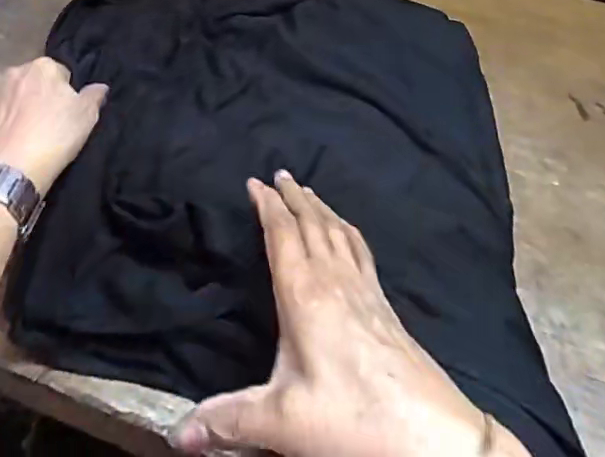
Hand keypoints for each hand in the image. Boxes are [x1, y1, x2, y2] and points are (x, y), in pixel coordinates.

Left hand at [0, 57, 105, 193]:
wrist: (10, 170)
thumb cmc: (55, 136)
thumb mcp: (87, 115)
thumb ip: (95, 95)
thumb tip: (99, 87)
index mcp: (43, 66)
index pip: (60, 73)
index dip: (65, 92)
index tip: (65, 112)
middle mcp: (13, 71)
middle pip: (32, 80)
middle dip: (38, 94)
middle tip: (47, 121)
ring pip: (9, 94)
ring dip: (16, 104)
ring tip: (24, 131)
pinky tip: (6, 138)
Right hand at [172, 170, 523, 456]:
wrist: (427, 429)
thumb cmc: (352, 416)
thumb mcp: (283, 421)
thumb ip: (229, 418)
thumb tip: (177, 434)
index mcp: (305, 294)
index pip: (282, 234)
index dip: (267, 205)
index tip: (254, 182)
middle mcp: (334, 278)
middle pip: (310, 222)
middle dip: (292, 196)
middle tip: (279, 174)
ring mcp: (362, 285)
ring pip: (336, 230)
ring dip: (319, 206)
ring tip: (307, 189)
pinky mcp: (381, 299)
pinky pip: (358, 246)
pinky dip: (345, 227)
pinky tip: (346, 229)